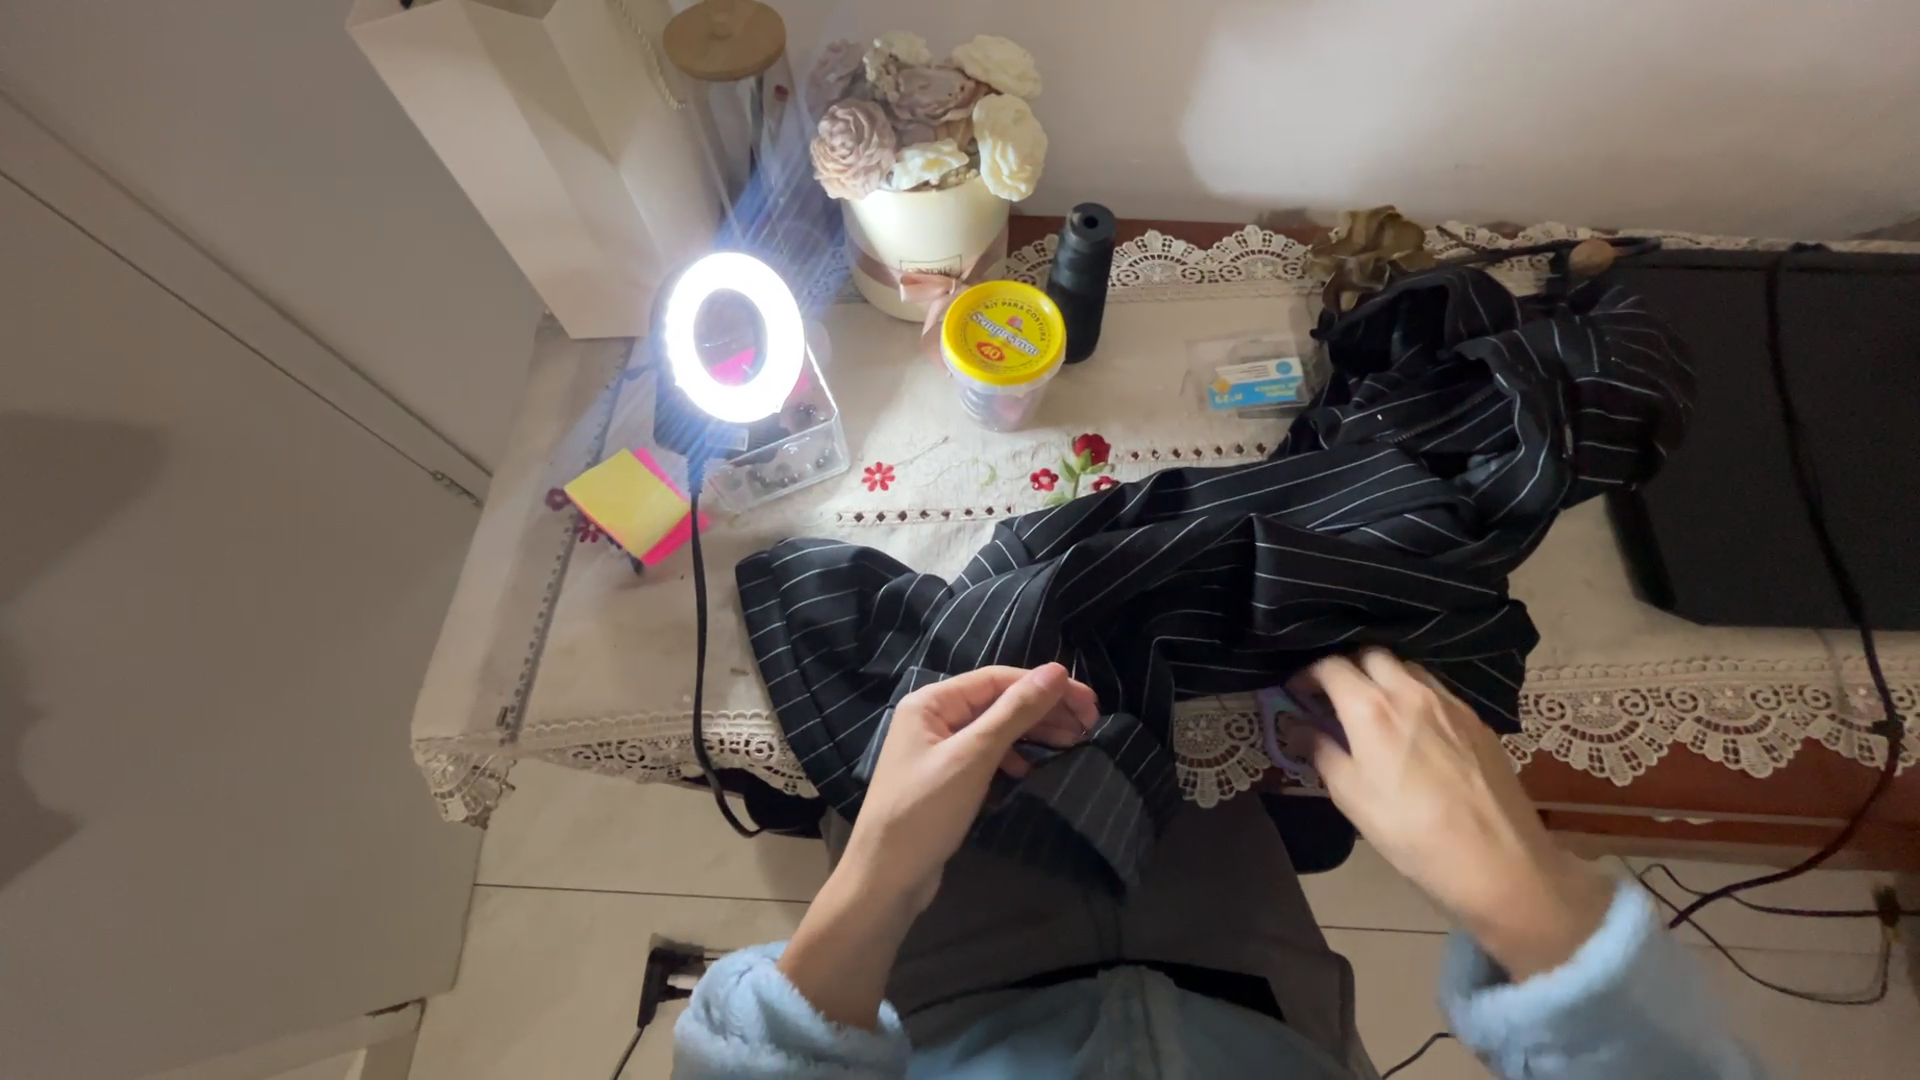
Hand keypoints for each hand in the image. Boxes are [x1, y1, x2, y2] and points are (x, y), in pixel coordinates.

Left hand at [841, 663, 1097, 911]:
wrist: (885, 880)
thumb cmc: (926, 811)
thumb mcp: (974, 757)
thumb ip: (1015, 711)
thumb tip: (1056, 670)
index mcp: (931, 702)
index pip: (998, 679)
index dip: (1044, 686)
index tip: (1088, 701)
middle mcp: (932, 717)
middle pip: (998, 701)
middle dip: (1044, 709)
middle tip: (1091, 723)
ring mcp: (937, 748)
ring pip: (996, 728)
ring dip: (1034, 732)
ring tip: (1075, 741)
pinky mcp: (945, 777)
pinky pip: (987, 754)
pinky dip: (1013, 756)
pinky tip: (1032, 767)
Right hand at [1298, 649, 1611, 979]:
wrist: (1501, 864)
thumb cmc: (1411, 832)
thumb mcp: (1350, 796)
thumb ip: (1320, 751)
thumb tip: (1297, 728)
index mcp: (1370, 708)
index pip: (1330, 666)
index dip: (1307, 675)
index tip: (1298, 692)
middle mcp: (1409, 692)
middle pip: (1370, 655)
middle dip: (1347, 667)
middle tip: (1335, 695)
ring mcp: (1449, 704)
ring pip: (1407, 668)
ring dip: (1383, 677)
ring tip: (1374, 707)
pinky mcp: (1478, 721)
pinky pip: (1437, 690)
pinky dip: (1414, 695)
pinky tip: (1413, 727)